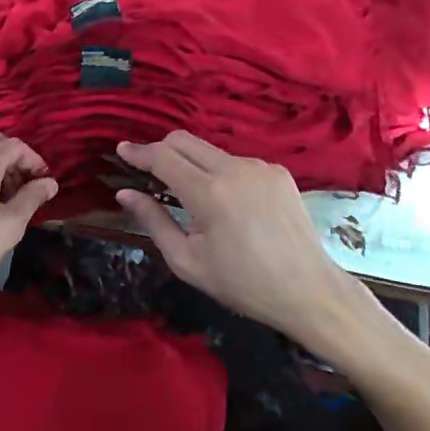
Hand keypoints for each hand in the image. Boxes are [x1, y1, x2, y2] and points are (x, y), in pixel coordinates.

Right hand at [114, 132, 369, 352]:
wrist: (308, 290)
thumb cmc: (242, 283)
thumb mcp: (188, 261)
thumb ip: (154, 222)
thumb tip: (125, 194)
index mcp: (209, 193)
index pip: (163, 157)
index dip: (139, 152)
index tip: (121, 151)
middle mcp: (235, 168)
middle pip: (185, 141)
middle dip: (161, 150)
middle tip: (147, 169)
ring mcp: (260, 167)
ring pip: (212, 151)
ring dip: (192, 163)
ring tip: (191, 196)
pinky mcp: (278, 172)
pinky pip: (238, 163)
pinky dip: (222, 174)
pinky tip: (228, 204)